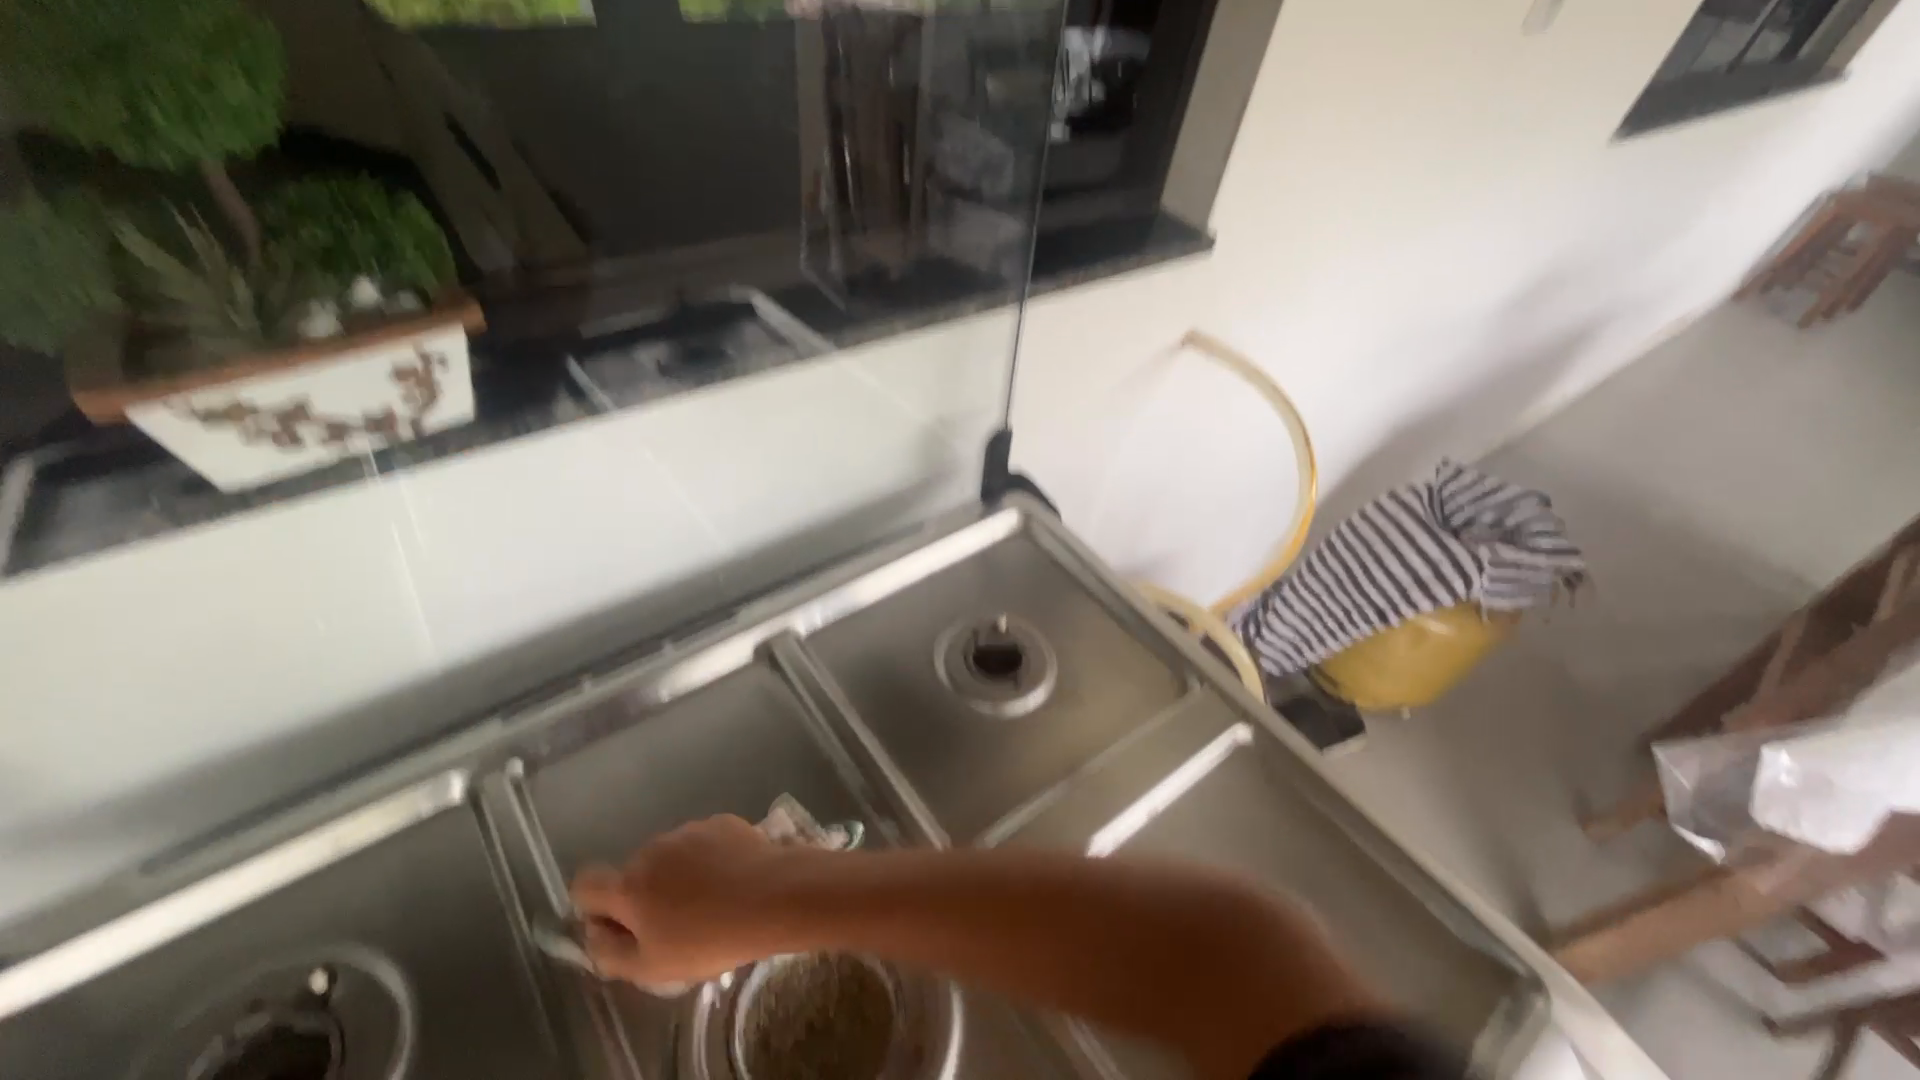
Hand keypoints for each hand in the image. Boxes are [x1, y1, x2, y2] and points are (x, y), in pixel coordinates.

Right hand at [570, 814, 802, 986]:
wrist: (774, 897)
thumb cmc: (709, 939)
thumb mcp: (651, 967)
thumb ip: (609, 951)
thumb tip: (594, 930)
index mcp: (629, 886)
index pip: (586, 884)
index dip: (598, 907)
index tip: (624, 925)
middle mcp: (653, 849)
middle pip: (634, 872)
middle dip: (647, 894)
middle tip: (679, 922)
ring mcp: (690, 830)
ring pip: (671, 856)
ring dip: (680, 875)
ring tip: (714, 900)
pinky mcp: (722, 822)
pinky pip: (704, 842)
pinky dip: (711, 858)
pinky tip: (734, 878)